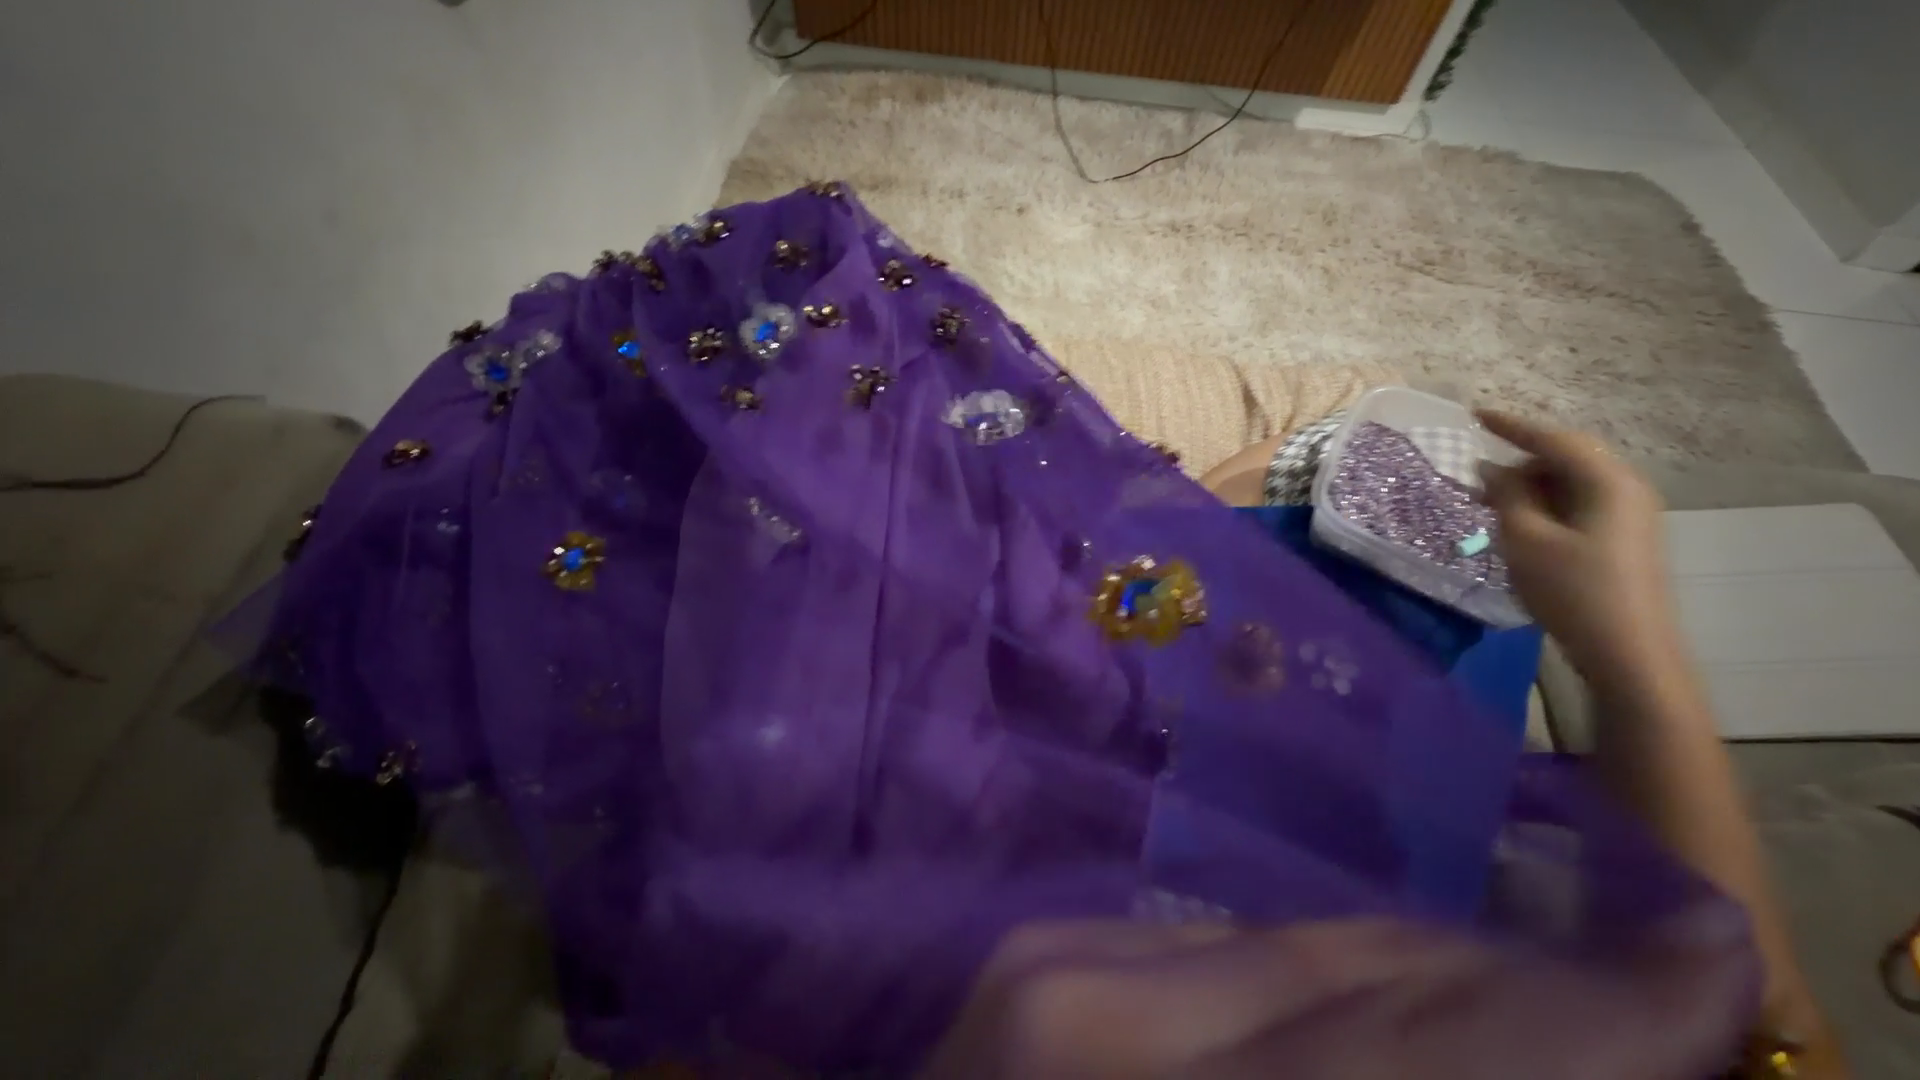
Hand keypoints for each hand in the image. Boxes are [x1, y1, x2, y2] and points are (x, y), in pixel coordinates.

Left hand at [919, 918, 1752, 1078]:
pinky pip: (1215, 942)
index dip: (1593, 1008)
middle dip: (1515, 982)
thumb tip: (1545, 1046)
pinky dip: (1304, 972)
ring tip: (1517, 988)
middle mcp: (1106, 1016)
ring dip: (1414, 968)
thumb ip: (1412, 1071)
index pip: (1426, 1039)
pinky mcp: (1035, 950)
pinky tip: (1359, 997)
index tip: (1707, 951)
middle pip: (1364, 967)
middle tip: (1638, 985)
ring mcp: (1053, 966)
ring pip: (1293, 939)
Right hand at [1476, 412, 1677, 680]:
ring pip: (1573, 482)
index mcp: (1608, 482)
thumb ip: (1508, 496)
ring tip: (1491, 499)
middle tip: (1479, 467)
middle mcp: (1626, 488)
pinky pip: (1579, 503)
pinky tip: (1520, 521)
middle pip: (1568, 457)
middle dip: (1521, 457)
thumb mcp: (1526, 540)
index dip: (1512, 425)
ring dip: (1531, 484)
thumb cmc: (1573, 591)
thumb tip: (1493, 469)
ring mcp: (1630, 515)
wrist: (1629, 652)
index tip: (1474, 415)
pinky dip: (1546, 503)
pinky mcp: (1623, 539)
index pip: (1555, 439)